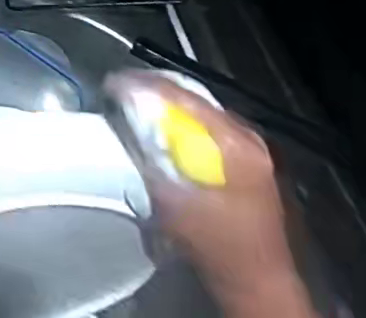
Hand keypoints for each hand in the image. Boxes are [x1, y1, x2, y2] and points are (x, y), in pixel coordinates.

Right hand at [104, 71, 316, 317]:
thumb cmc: (212, 242)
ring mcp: (250, 145)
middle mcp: (245, 134)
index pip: (178, 94)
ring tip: (131, 102)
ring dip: (162, 101)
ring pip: (196, 104)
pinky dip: (178, 116)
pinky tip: (159, 125)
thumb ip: (145, 151)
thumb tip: (119, 113)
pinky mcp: (247, 156)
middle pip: (188, 93)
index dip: (139, 84)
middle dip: (149, 89)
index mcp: (231, 141)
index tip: (109, 84)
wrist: (255, 281)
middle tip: (116, 91)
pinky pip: (204, 120)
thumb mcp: (168, 196)